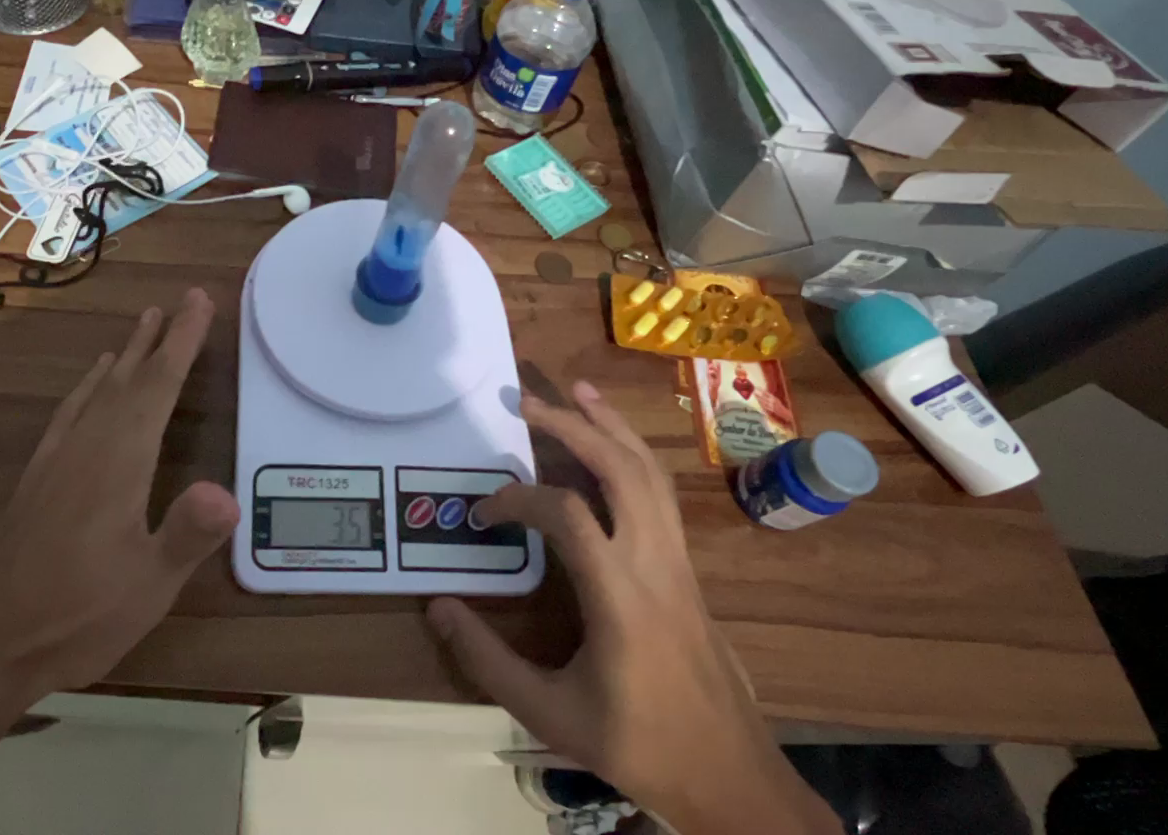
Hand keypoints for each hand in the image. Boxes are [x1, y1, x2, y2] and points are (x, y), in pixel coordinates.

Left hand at [0, 289, 237, 704]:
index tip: (199, 300)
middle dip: (160, 339)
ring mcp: (56, 461)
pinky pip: (70, 414)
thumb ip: (186, 536)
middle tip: (182, 300)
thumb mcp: (146, 588)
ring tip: (143, 325)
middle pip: (129, 380)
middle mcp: (86, 449)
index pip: (156, 389)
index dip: (182, 342)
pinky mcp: (38, 479)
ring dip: (125, 356)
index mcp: (117, 465)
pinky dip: (89, 388)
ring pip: (98, 392)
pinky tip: (92, 385)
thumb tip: (228, 492)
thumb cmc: (77, 619)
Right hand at [427, 383, 833, 833]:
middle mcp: (654, 563)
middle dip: (573, 426)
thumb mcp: (547, 712)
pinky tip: (613, 449)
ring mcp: (677, 562)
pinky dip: (632, 457)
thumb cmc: (636, 744)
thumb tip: (438, 608)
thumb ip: (487, 659)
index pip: (565, 513)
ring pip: (650, 474)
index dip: (516, 500)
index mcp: (619, 594)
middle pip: (620, 469)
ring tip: (579, 392)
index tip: (483, 514)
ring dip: (612, 427)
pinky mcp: (686, 569)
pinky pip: (660, 495)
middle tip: (528, 400)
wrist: (729, 776)